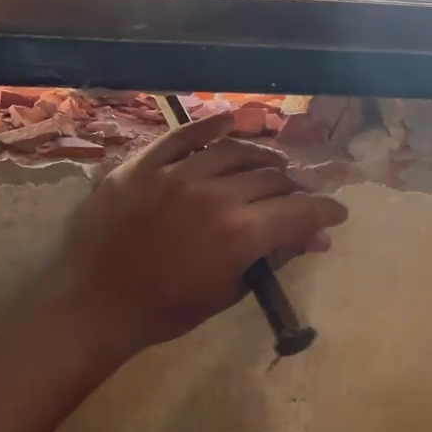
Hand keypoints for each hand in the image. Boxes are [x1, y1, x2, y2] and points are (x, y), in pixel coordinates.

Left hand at [54, 113, 347, 357]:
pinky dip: (210, 126)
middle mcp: (213, 194)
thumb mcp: (227, 291)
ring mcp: (175, 173)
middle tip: (299, 196)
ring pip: (233, 151)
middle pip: (270, 177)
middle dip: (295, 187)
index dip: (325, 211)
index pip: (299, 210)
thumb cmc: (164, 308)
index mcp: (238, 233)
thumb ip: (272, 258)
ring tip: (271, 165)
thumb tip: (315, 238)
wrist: (95, 300)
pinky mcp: (143, 163)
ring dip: (261, 156)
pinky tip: (229, 122)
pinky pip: (183, 136)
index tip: (336, 213)